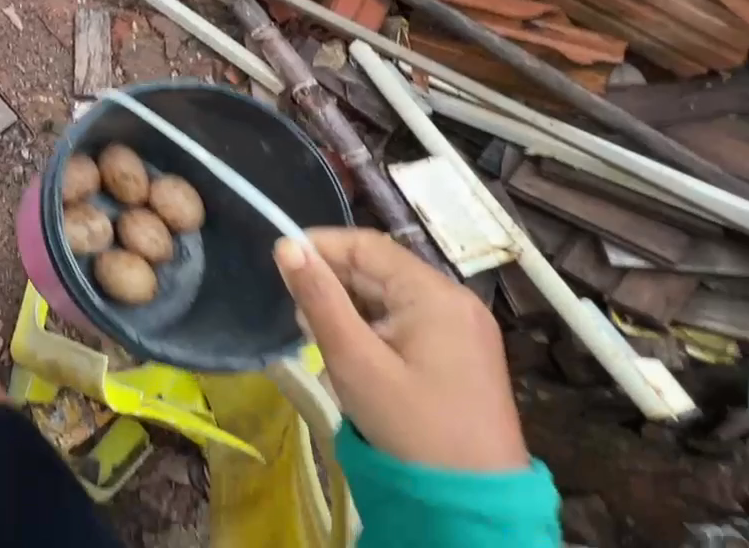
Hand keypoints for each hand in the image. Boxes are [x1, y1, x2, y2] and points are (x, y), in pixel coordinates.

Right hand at [275, 228, 529, 471]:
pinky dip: (369, 326)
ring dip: (346, 307)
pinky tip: (351, 354)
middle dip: (331, 284)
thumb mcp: (352, 358)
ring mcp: (460, 327)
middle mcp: (454, 301)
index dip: (318, 246)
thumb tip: (284, 245)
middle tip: (301, 318)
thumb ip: (317, 296)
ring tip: (323, 341)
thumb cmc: (409, 423)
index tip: (279, 266)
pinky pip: (402, 318)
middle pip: (376, 269)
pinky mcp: (458, 351)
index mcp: (435, 295)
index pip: (365, 245)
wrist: (470, 502)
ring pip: (385, 294)